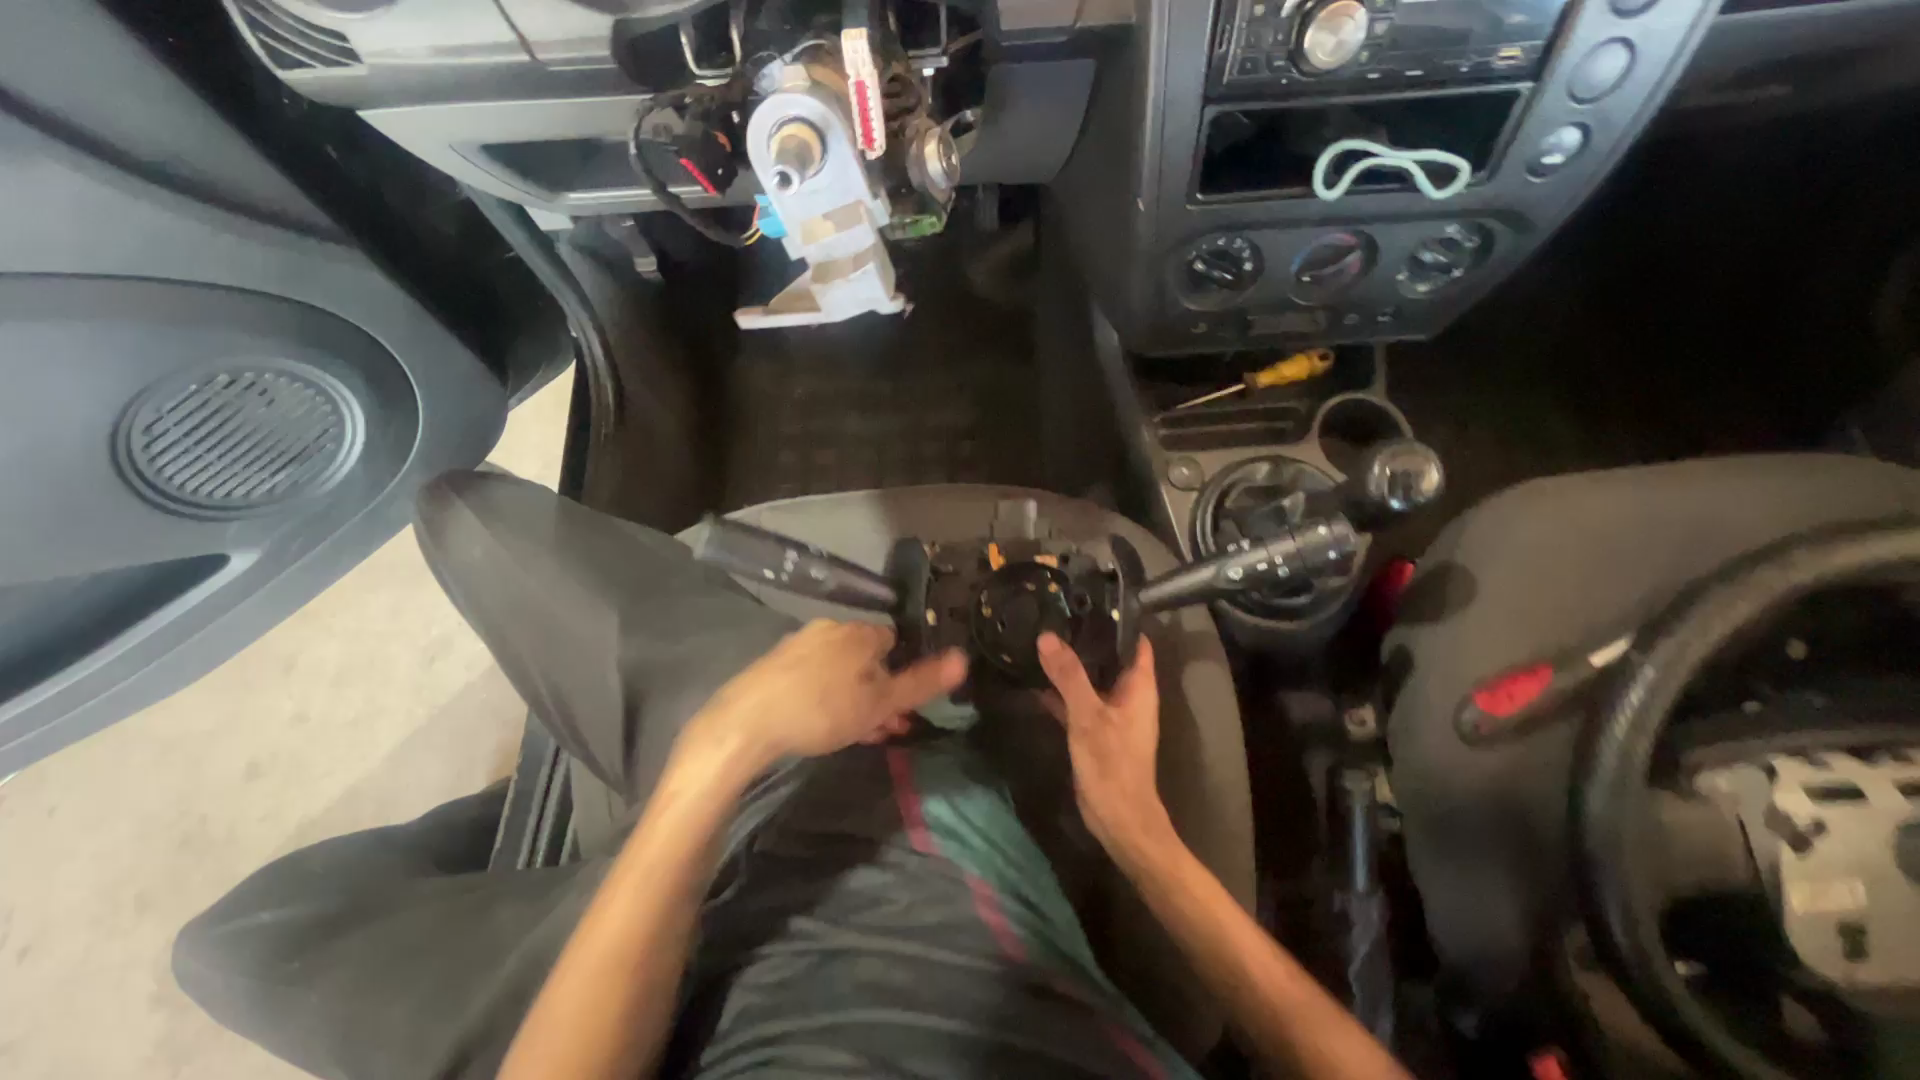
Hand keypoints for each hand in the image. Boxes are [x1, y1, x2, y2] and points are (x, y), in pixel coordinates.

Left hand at [687, 620, 966, 772]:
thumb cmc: (822, 710)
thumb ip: (921, 683)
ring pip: (841, 672)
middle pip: (868, 658)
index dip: (905, 674)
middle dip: (880, 692)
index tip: (905, 706)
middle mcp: (829, 629)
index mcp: (859, 632)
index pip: (896, 641)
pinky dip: (826, 699)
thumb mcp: (879, 703)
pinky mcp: (775, 666)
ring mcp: (798, 645)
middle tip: (885, 728)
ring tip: (857, 735)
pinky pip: (814, 679)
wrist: (745, 723)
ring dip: (855, 699)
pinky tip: (822, 726)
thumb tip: (963, 658)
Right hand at [1036, 632, 1175, 859]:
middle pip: (1109, 657)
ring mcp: (1111, 714)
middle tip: (1054, 613)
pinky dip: (1060, 693)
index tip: (1089, 598)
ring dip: (1070, 665)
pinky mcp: (1094, 732)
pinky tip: (1033, 680)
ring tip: (1040, 638)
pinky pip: (1077, 703)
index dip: (1118, 618)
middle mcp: (1129, 696)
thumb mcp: (1088, 716)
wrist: (1118, 818)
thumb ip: (1069, 675)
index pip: (1135, 640)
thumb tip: (1047, 637)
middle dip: (1085, 638)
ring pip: (1090, 680)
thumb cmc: (1112, 764)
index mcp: (1139, 687)